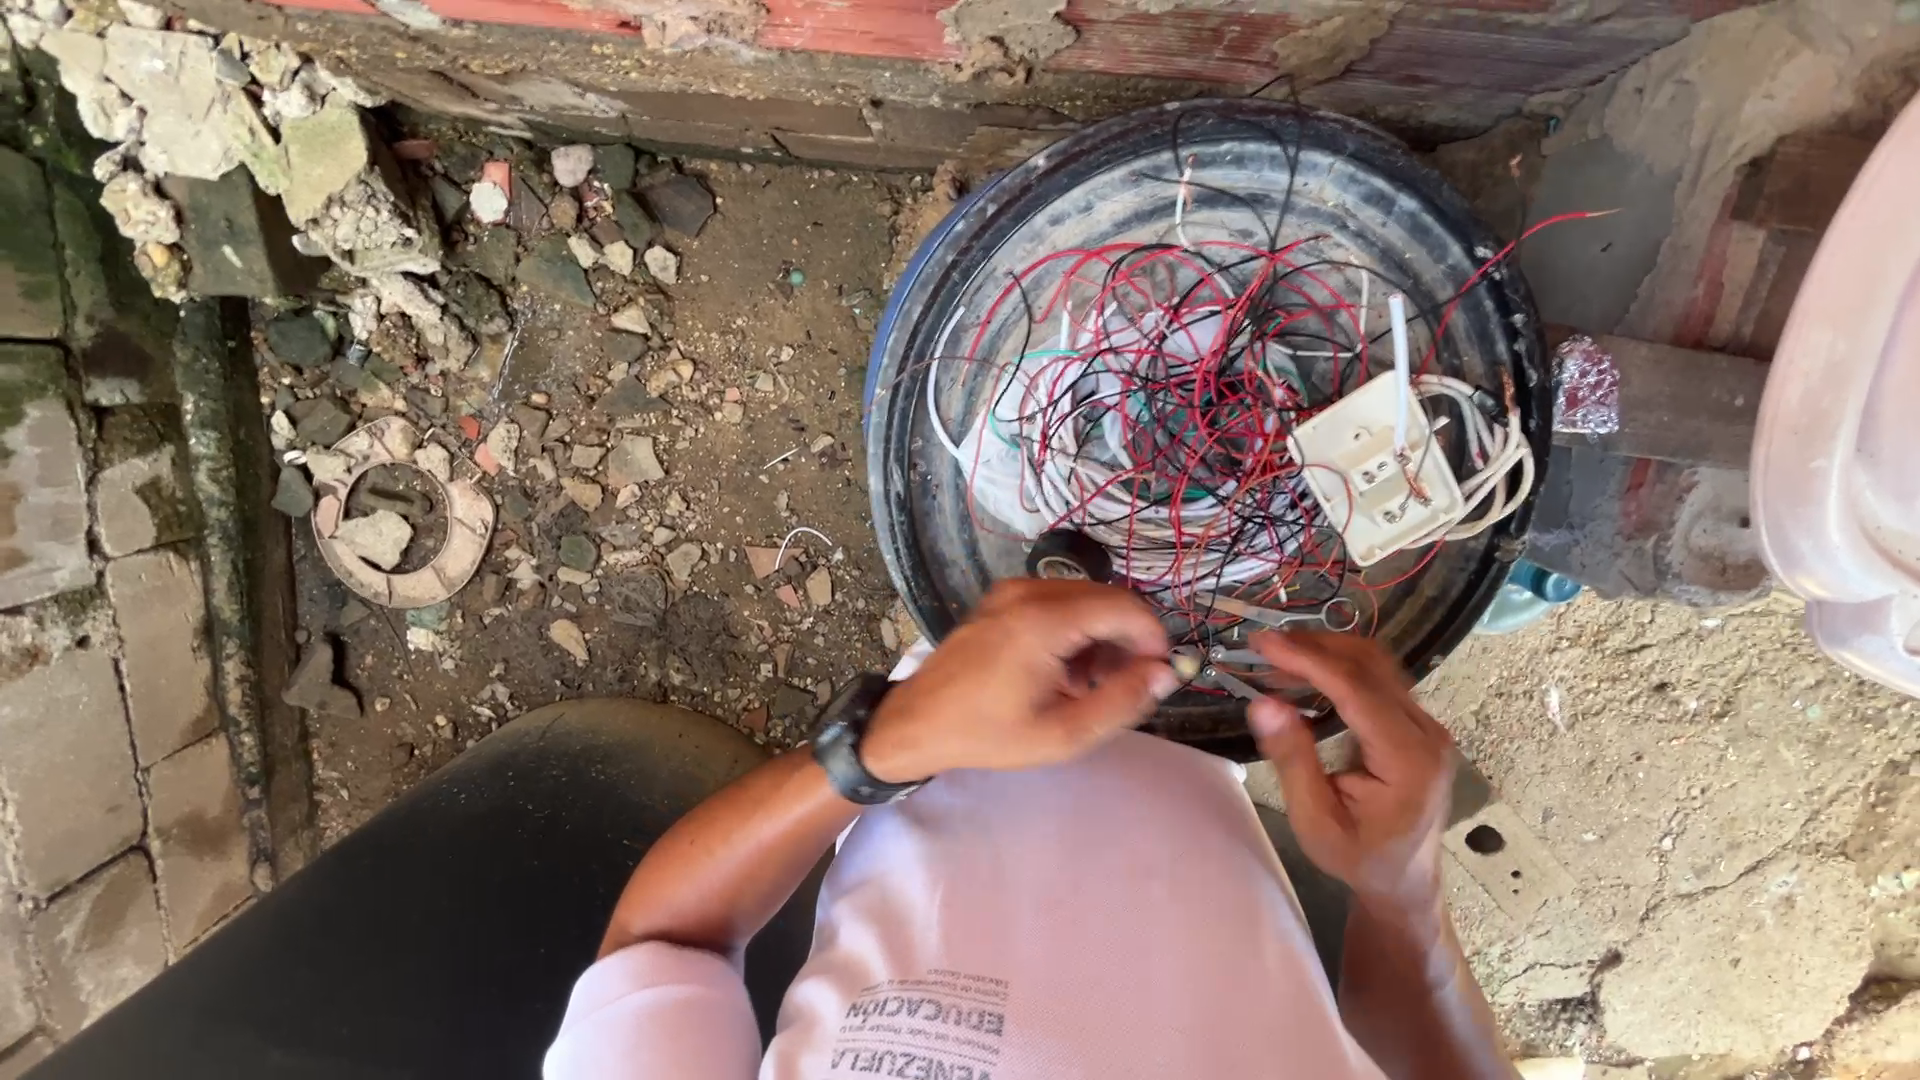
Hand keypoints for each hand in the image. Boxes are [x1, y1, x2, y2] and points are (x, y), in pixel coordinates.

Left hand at [862, 579, 1178, 781]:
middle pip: (1106, 597)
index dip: (1152, 636)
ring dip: (1102, 633)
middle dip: (1128, 636)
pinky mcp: (1000, 598)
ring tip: (1093, 683)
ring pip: (1083, 597)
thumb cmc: (989, 734)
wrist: (918, 722)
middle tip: (1129, 682)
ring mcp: (1010, 590)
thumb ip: (1121, 700)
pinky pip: (1056, 600)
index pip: (1124, 607)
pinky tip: (1066, 669)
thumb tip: (1165, 673)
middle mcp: (1028, 591)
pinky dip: (1075, 627)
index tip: (1159, 672)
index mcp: (1044, 620)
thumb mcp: (1063, 732)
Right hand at [1245, 631, 1454, 916]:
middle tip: (1262, 646)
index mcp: (1409, 759)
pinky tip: (1303, 673)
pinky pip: (1377, 678)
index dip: (1307, 659)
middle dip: (1312, 646)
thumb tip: (1263, 703)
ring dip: (1324, 650)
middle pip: (1369, 665)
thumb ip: (1293, 759)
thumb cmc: (1358, 857)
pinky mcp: (1416, 723)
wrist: (1404, 881)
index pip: (1356, 689)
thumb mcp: (1315, 819)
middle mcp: (1427, 733)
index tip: (1262, 643)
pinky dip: (1336, 665)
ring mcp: (1426, 725)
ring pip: (1375, 663)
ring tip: (1277, 656)